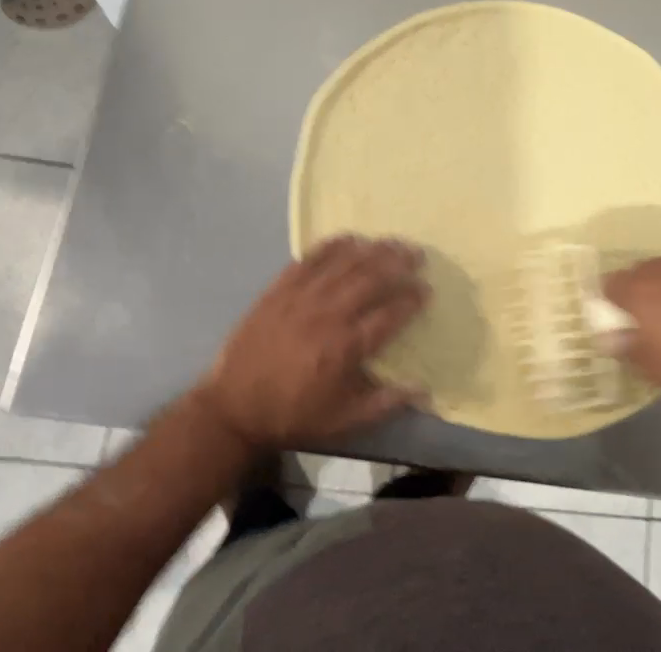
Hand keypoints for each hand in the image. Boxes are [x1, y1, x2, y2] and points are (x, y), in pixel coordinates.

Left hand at [196, 236, 427, 450]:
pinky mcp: (278, 290)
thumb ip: (385, 403)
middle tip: (419, 255)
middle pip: (371, 278)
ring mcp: (301, 298)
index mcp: (345, 347)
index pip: (389, 314)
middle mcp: (327, 315)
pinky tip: (350, 238)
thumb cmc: (292, 415)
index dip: (412, 299)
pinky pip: (309, 259)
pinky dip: (332, 246)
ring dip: (373, 249)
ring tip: (393, 242)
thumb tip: (422, 388)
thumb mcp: (343, 421)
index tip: (427, 290)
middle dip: (399, 263)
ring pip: (344, 263)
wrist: (232, 408)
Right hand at [604, 253, 660, 396]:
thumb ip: (626, 348)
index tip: (622, 324)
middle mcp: (660, 267)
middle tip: (654, 324)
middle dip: (641, 295)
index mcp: (637, 290)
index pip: (607, 285)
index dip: (610, 304)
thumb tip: (611, 336)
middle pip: (638, 274)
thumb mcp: (656, 369)